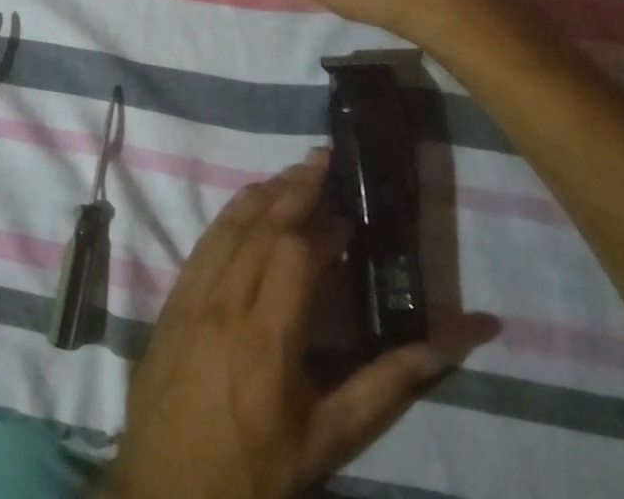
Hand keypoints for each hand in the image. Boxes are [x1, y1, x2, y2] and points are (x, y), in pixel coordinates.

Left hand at [102, 150, 456, 498]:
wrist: (166, 493)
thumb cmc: (256, 469)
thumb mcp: (330, 436)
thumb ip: (391, 381)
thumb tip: (457, 338)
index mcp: (265, 338)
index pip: (293, 254)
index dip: (323, 228)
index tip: (349, 219)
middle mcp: (222, 307)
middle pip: (258, 229)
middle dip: (293, 189)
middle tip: (323, 158)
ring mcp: (188, 303)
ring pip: (224, 230)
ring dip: (259, 196)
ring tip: (291, 174)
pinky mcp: (168, 308)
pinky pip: (199, 248)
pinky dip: (225, 220)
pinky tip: (243, 210)